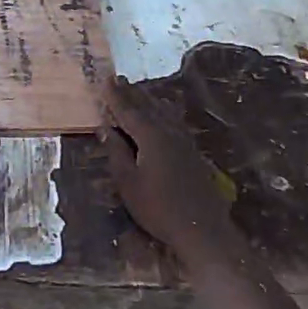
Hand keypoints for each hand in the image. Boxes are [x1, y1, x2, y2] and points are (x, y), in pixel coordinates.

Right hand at [99, 76, 249, 268]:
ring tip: (139, 91)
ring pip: (164, 113)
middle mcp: (169, 133)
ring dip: (149, 100)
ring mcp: (184, 142)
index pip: (129, 111)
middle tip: (119, 79)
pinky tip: (164, 115)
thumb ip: (116, 152)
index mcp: (151, 137)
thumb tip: (105, 128)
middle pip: (148, 107)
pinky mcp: (193, 154)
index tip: (105, 80)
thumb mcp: (128, 182)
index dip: (115, 96)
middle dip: (132, 93)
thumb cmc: (158, 208)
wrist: (202, 229)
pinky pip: (174, 122)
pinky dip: (163, 113)